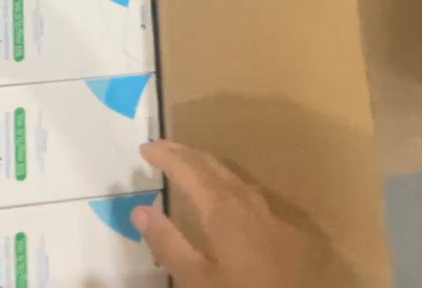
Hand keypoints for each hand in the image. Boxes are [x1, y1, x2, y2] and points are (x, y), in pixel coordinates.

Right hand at [130, 141, 315, 287]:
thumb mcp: (197, 281)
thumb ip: (168, 244)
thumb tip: (139, 208)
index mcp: (221, 208)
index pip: (187, 169)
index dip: (165, 156)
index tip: (144, 147)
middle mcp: (244, 200)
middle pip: (210, 164)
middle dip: (183, 152)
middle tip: (160, 147)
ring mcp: (267, 212)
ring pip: (230, 175)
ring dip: (204, 164)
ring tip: (187, 162)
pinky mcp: (282, 228)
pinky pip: (247, 191)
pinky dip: (225, 182)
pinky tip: (226, 194)